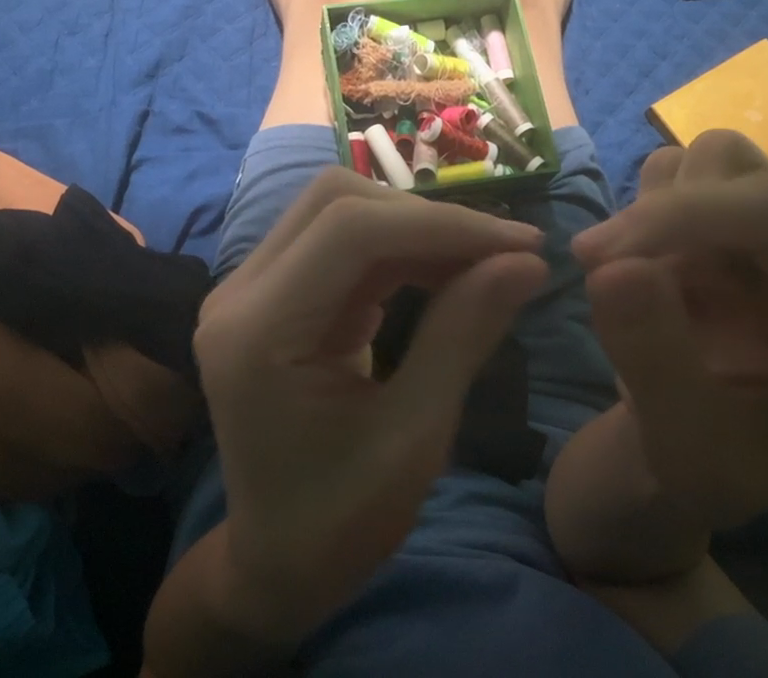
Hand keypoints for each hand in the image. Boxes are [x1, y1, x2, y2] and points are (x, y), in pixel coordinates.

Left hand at [194, 168, 548, 639]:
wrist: (276, 566)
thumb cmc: (341, 524)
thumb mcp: (414, 438)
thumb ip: (463, 336)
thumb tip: (527, 260)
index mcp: (259, 332)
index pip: (350, 230)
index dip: (442, 224)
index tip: (522, 243)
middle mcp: (240, 294)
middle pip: (336, 202)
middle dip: (428, 218)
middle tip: (504, 254)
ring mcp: (248, 292)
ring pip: (338, 212)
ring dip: (416, 229)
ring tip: (484, 262)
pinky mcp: (270, 298)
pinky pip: (337, 245)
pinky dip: (398, 249)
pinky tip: (445, 273)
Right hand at [570, 130, 767, 527]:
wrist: (679, 465)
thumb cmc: (698, 470)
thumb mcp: (680, 443)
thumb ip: (653, 359)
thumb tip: (611, 268)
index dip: (677, 217)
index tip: (596, 259)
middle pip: (734, 168)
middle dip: (659, 215)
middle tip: (602, 274)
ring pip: (704, 160)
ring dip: (648, 213)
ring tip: (630, 286)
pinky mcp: (728, 227)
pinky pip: (674, 176)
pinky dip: (640, 213)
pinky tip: (638, 274)